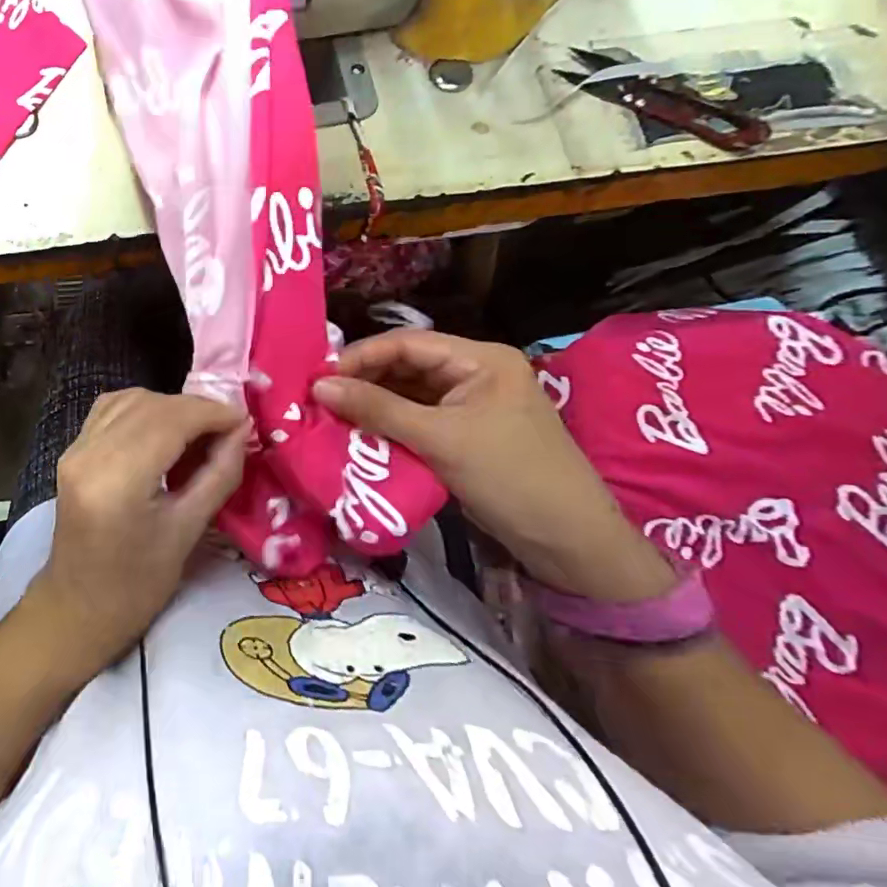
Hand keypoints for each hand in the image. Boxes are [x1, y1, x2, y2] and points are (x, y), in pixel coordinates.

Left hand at [28, 389, 249, 674]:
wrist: (79, 607)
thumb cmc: (139, 583)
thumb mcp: (188, 531)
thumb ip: (218, 475)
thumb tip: (242, 431)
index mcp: (118, 479)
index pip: (170, 420)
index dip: (212, 412)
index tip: (244, 421)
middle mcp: (89, 453)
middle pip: (150, 405)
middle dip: (195, 408)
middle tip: (228, 429)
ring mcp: (74, 449)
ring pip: (130, 400)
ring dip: (170, 407)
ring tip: (200, 431)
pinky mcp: (71, 451)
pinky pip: (111, 410)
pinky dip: (143, 410)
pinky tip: (164, 431)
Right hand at [312, 330, 675, 602]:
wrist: (568, 543)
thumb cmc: (509, 477)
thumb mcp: (439, 439)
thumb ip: (377, 409)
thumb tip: (319, 386)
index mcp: (481, 359)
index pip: (408, 343)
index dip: (360, 356)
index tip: (319, 376)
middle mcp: (475, 373)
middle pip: (406, 365)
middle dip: (363, 380)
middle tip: (319, 398)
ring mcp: (470, 404)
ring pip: (408, 393)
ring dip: (372, 403)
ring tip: (330, 414)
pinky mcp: (464, 434)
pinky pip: (417, 419)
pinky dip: (388, 425)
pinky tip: (358, 433)